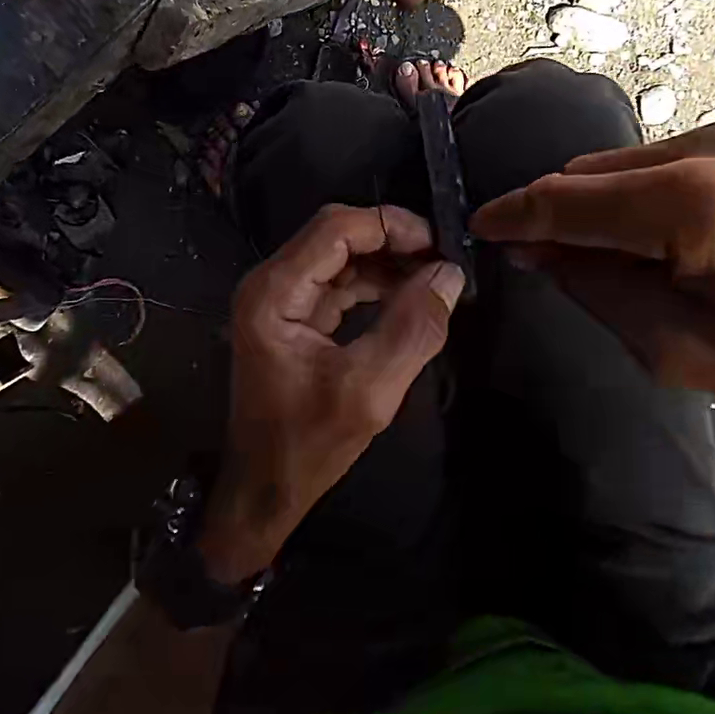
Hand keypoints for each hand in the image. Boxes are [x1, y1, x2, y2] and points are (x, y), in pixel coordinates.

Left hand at [201, 204, 464, 582]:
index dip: (390, 225)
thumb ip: (412, 329)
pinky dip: (372, 286)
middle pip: (335, 237)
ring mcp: (277, 301)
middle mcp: (269, 285)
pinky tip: (406, 298)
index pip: (334, 229)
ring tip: (432, 280)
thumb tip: (450, 274)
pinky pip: (336, 285)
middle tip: (442, 262)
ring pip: (339, 258)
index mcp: (273, 293)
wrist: (264, 488)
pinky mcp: (291, 318)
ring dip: (385, 263)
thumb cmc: (306, 446)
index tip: (438, 244)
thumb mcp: (369, 391)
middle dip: (391, 242)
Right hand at [468, 112, 714, 476]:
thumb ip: (595, 289)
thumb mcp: (686, 351)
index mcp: (700, 204)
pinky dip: (663, 187)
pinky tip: (687, 231)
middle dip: (562, 212)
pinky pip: (691, 152)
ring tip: (626, 253)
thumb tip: (536, 253)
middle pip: (597, 170)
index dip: (512, 216)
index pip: (568, 201)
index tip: (476, 226)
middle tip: (545, 258)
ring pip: (640, 158)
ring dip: (612, 201)